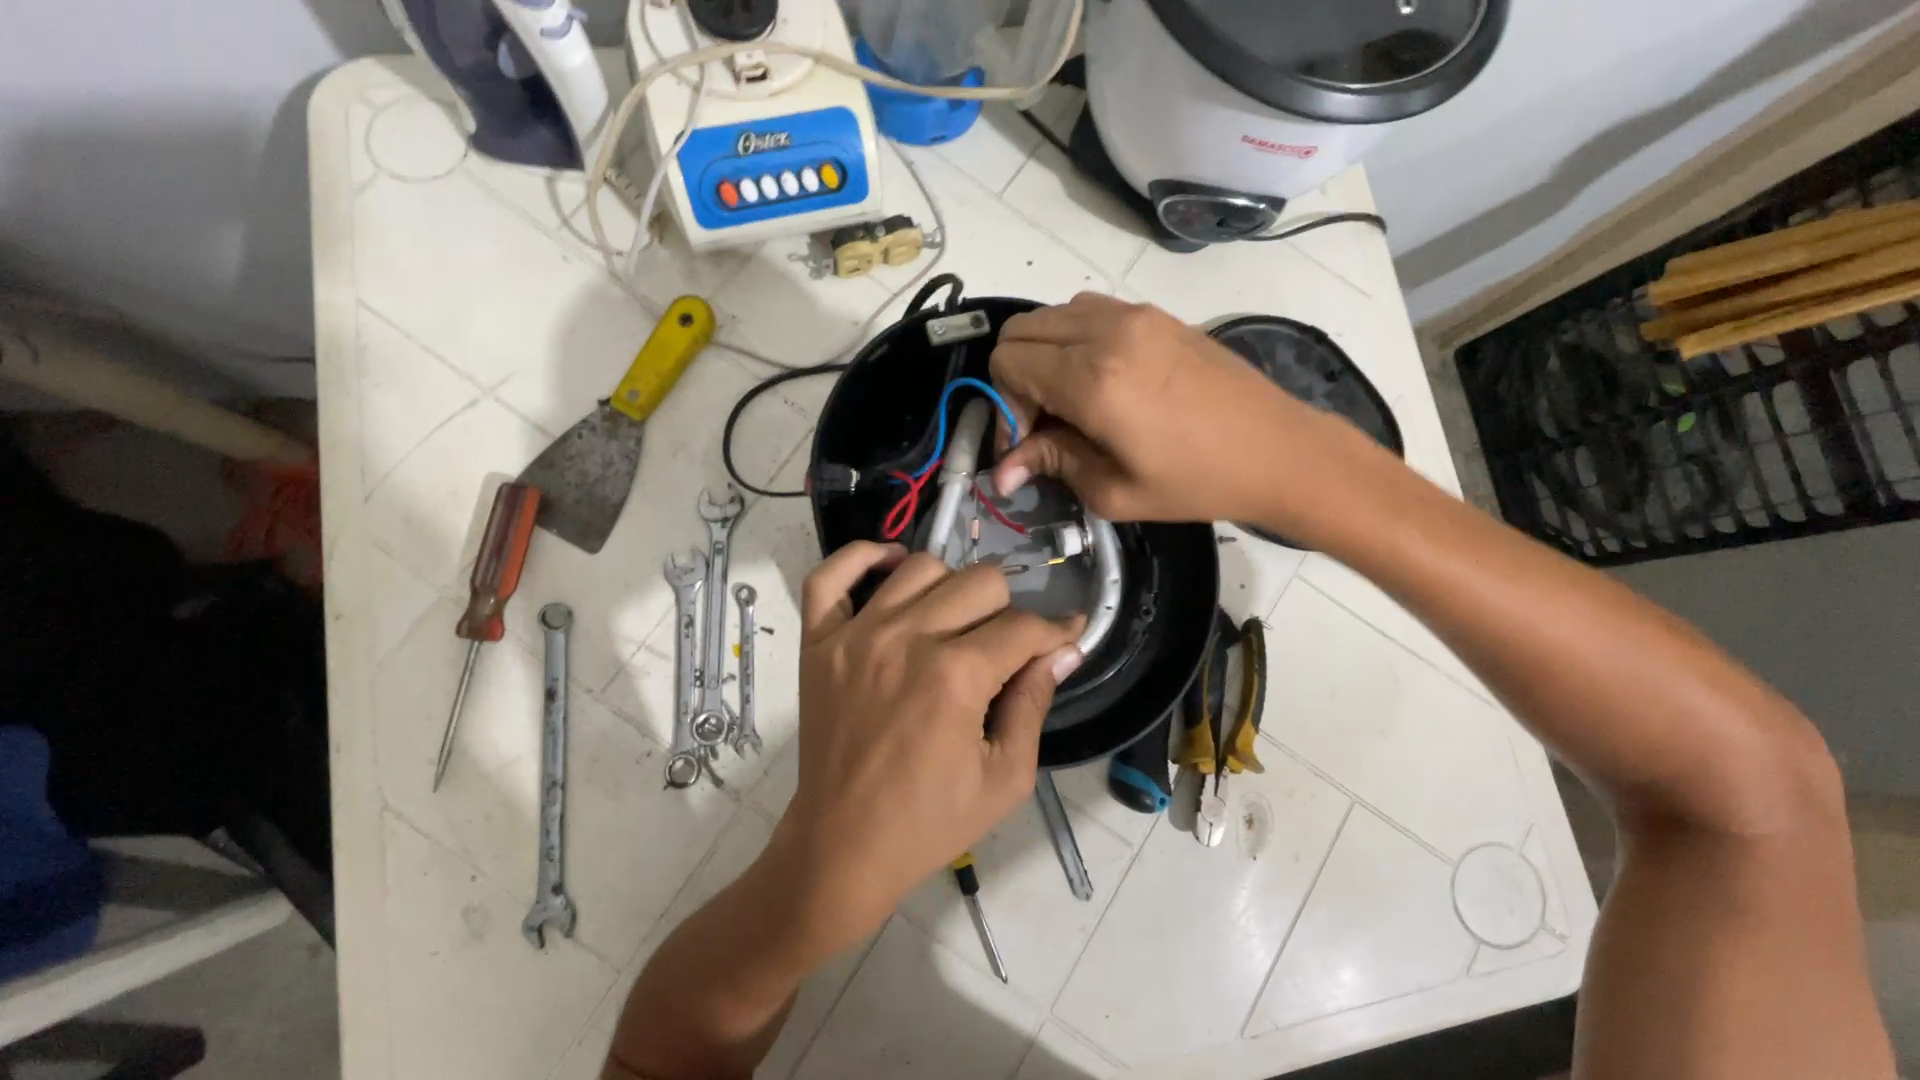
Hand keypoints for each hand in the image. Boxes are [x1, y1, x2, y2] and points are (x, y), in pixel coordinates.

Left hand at [781, 542, 1082, 947]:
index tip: (1067, 635)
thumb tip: (1063, 649)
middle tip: (1007, 646)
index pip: (1023, 626)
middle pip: (980, 582)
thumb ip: (1034, 703)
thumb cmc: (930, 822)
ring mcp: (855, 635)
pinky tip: (893, 569)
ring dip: (951, 587)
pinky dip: (863, 558)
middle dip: (1009, 611)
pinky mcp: (819, 642)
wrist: (843, 846)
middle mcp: (905, 639)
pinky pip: (831, 575)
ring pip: (920, 568)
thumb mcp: (1005, 777)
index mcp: (955, 676)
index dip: (1056, 630)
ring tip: (956, 622)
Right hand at [989, 292, 1346, 528]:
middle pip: (1020, 331)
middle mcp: (1105, 332)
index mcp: (1091, 379)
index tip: (1025, 445)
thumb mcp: (1115, 491)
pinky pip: (1088, 310)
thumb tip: (1001, 471)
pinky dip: (1073, 339)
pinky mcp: (1155, 313)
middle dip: (1016, 379)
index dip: (1003, 407)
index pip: (1007, 363)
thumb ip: (1051, 464)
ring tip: (1069, 401)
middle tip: (1042, 424)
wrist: (1278, 449)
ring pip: (1051, 315)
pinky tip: (1098, 379)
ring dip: (1043, 355)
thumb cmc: (1197, 481)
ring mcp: (1133, 314)